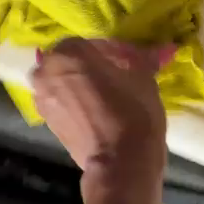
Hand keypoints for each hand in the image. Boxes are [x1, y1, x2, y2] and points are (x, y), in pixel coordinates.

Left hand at [30, 38, 168, 201]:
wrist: (120, 161)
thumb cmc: (134, 113)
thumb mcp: (145, 80)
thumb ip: (143, 60)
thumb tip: (162, 49)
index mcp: (69, 53)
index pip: (93, 43)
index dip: (115, 51)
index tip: (133, 63)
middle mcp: (46, 70)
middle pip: (72, 60)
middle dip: (94, 66)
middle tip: (120, 77)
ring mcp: (41, 96)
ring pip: (64, 81)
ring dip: (83, 83)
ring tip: (108, 96)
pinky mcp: (46, 119)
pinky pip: (62, 101)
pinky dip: (77, 101)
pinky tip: (99, 112)